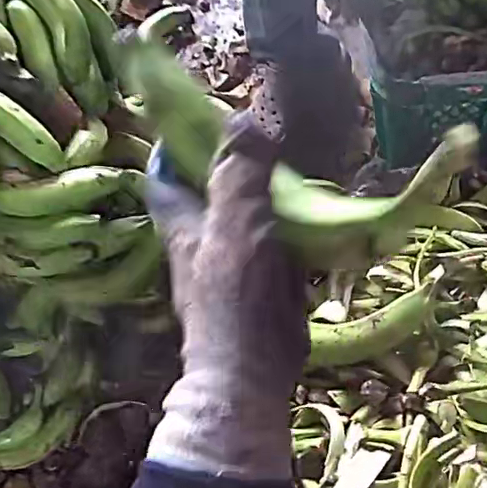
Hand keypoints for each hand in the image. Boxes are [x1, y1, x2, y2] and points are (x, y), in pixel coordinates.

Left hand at [144, 114, 306, 480]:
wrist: (252, 371)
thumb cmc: (234, 299)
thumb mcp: (235, 226)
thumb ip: (239, 173)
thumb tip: (245, 118)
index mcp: (183, 222)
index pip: (166, 172)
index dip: (177, 143)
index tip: (203, 115)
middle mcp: (205, 238)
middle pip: (214, 188)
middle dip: (236, 163)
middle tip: (269, 138)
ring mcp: (238, 261)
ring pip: (251, 214)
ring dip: (271, 194)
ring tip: (301, 167)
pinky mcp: (267, 282)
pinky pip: (279, 242)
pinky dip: (295, 226)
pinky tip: (320, 214)